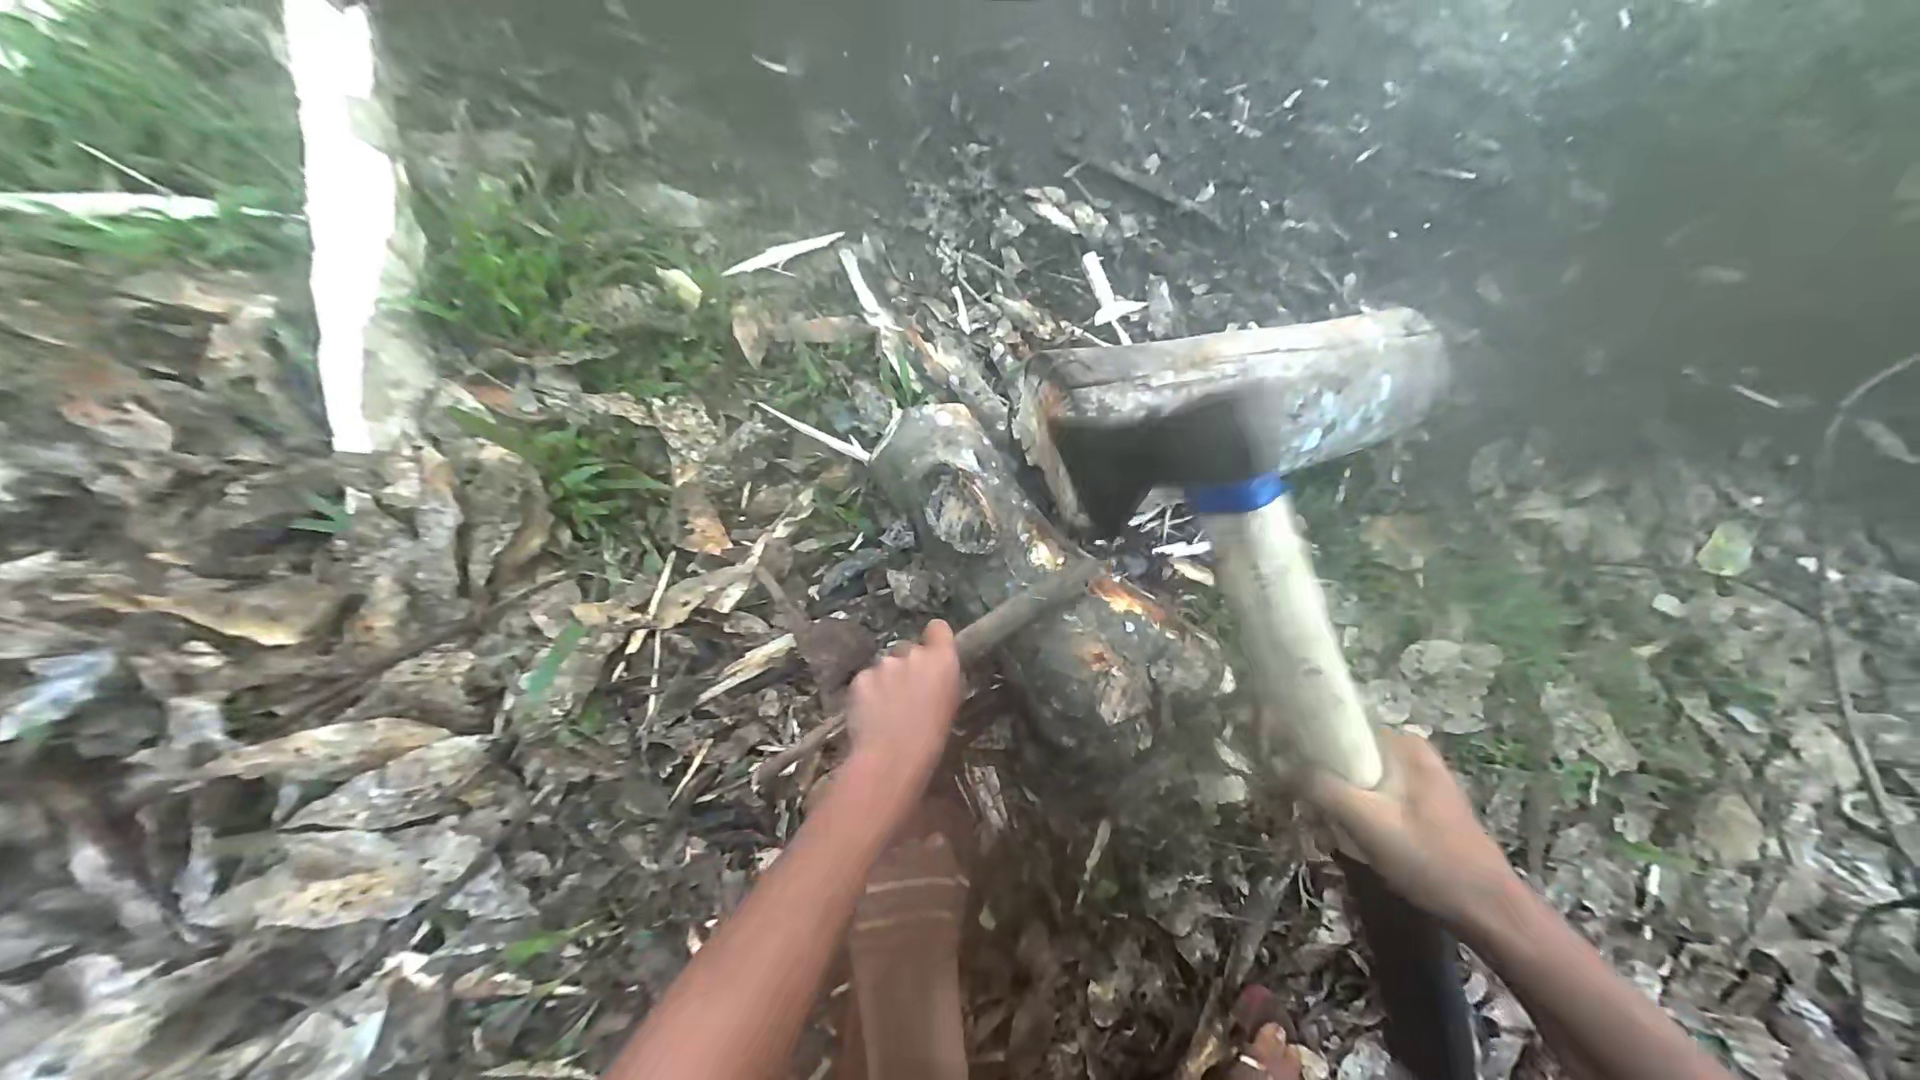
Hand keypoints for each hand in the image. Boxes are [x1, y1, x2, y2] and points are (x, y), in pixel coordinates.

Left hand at [844, 620, 963, 786]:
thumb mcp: (950, 705)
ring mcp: (883, 664)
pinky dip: (867, 693)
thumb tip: (932, 677)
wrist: (891, 758)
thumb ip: (940, 680)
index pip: (938, 628)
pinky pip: (866, 680)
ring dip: (885, 681)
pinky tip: (869, 715)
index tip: (932, 654)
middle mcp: (913, 654)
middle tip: (906, 695)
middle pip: (909, 649)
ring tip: (885, 711)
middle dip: (907, 666)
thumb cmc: (932, 740)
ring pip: (885, 666)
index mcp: (942, 660)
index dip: (934, 639)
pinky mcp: (860, 678)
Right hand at [1308, 730, 1518, 930]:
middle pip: (1346, 757)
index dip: (1310, 748)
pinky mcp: (1419, 806)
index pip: (1340, 728)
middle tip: (1313, 817)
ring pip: (1357, 781)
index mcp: (1403, 745)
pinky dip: (1356, 817)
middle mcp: (1411, 754)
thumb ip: (1321, 786)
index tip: (1291, 774)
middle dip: (1324, 785)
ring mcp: (1417, 780)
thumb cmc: (1429, 860)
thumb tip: (1279, 762)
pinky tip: (1351, 843)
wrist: (1489, 912)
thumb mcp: (1366, 821)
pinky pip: (1372, 798)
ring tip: (1329, 835)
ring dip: (1337, 806)